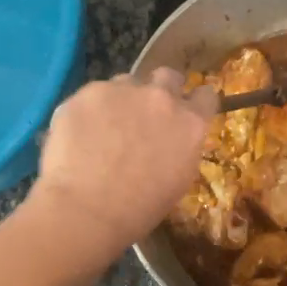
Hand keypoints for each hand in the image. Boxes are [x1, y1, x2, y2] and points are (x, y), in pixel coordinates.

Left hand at [32, 69, 216, 250]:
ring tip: (106, 127)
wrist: (87, 209)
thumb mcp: (179, 179)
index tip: (188, 109)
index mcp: (190, 123)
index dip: (196, 102)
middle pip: (167, 76)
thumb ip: (182, 146)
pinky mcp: (87, 92)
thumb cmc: (140, 208)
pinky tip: (81, 135)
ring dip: (123, 99)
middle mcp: (161, 97)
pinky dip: (90, 110)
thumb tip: (173, 138)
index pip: (206, 95)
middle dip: (161, 90)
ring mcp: (122, 90)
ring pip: (126, 82)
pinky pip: (93, 94)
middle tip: (146, 113)